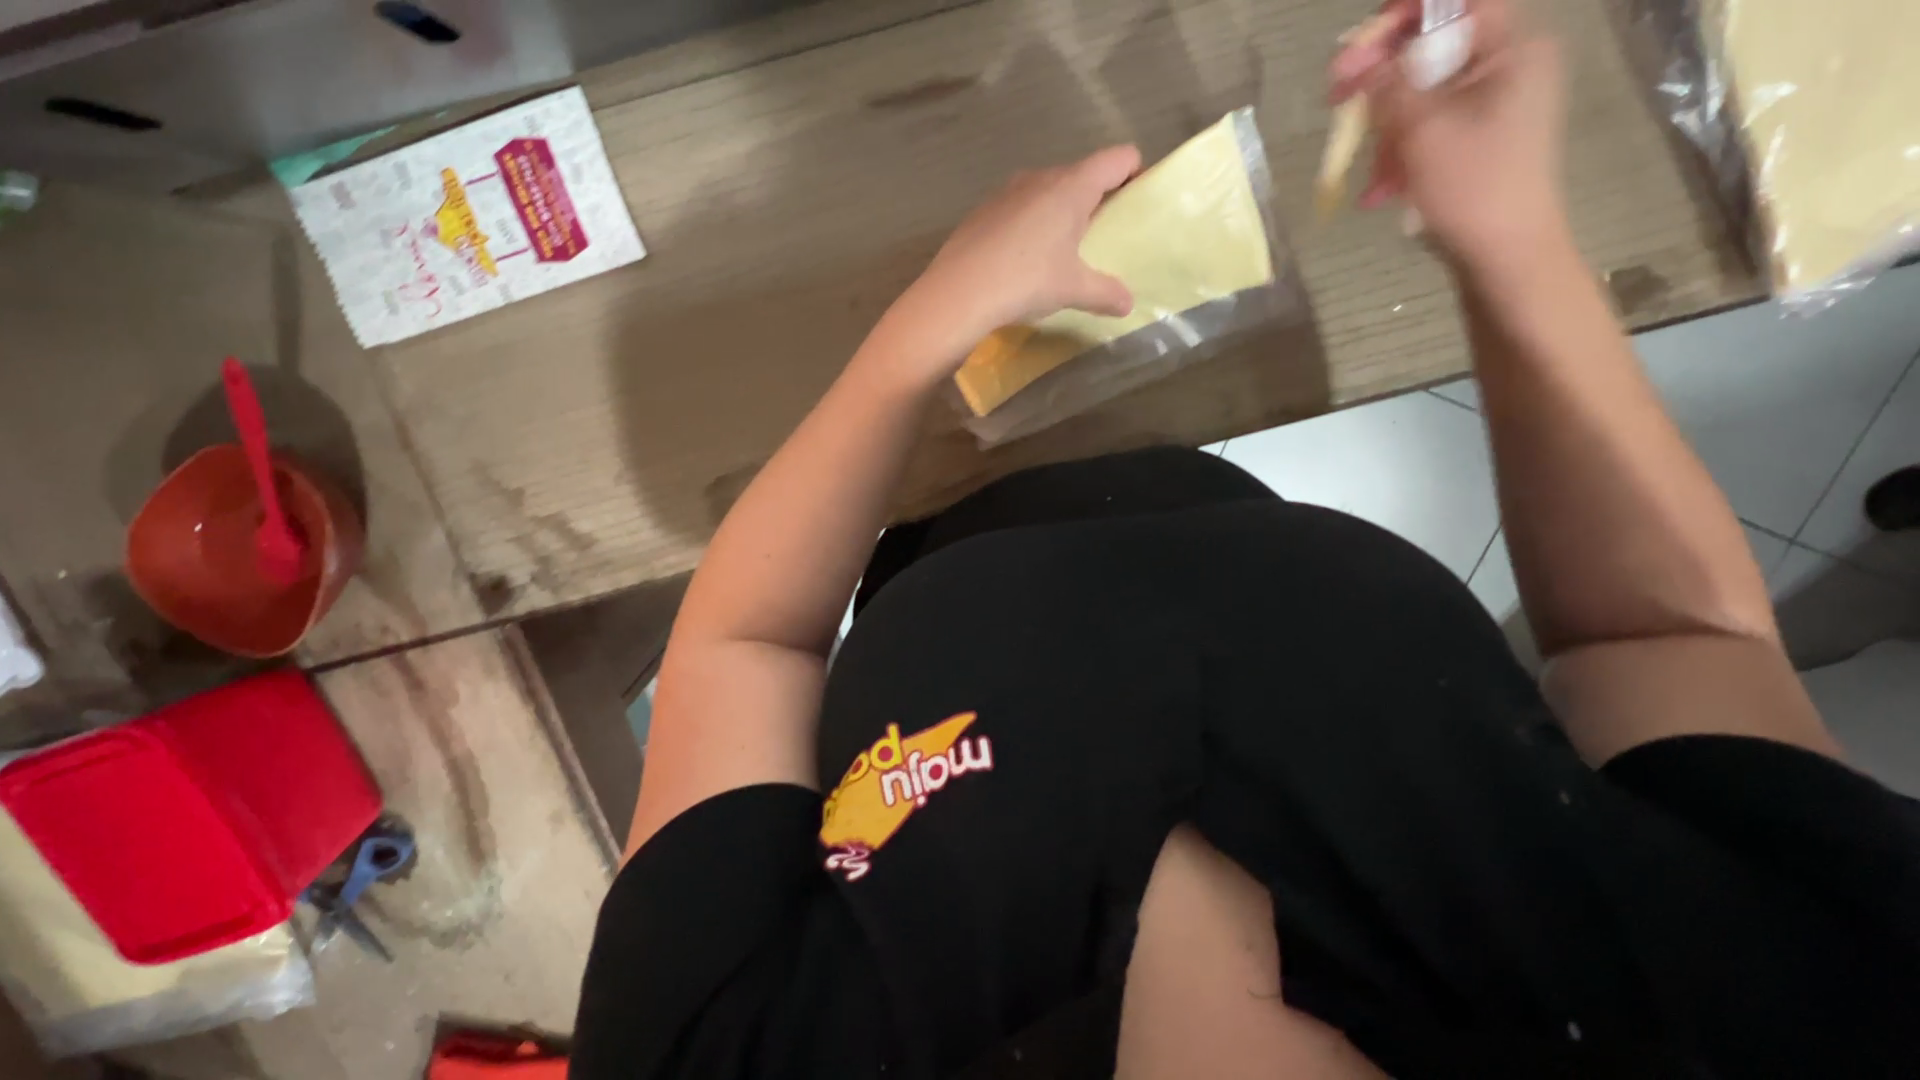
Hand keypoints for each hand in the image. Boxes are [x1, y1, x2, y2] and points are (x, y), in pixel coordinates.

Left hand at [879, 145, 1141, 374]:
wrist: (959, 292)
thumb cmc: (1026, 280)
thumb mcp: (1074, 290)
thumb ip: (1106, 292)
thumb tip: (1127, 303)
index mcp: (1072, 186)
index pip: (1118, 158)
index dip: (1135, 173)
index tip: (1137, 201)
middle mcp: (1040, 177)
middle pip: (1081, 173)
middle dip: (1096, 198)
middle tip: (1102, 234)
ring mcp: (1007, 191)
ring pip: (1046, 190)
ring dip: (1059, 211)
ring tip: (1061, 250)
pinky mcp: (983, 210)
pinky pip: (1019, 208)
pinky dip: (1030, 224)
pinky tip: (1022, 259)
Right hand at [1330, 0, 1567, 270]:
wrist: (1506, 257)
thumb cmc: (1473, 187)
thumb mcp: (1422, 130)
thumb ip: (1388, 85)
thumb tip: (1356, 57)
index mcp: (1512, 49)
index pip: (1457, 2)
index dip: (1405, 14)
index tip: (1360, 45)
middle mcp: (1510, 67)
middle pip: (1433, 49)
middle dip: (1382, 79)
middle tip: (1337, 98)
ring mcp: (1497, 105)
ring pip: (1425, 94)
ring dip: (1386, 127)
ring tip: (1366, 168)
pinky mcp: (1481, 140)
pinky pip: (1431, 128)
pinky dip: (1402, 152)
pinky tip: (1380, 189)